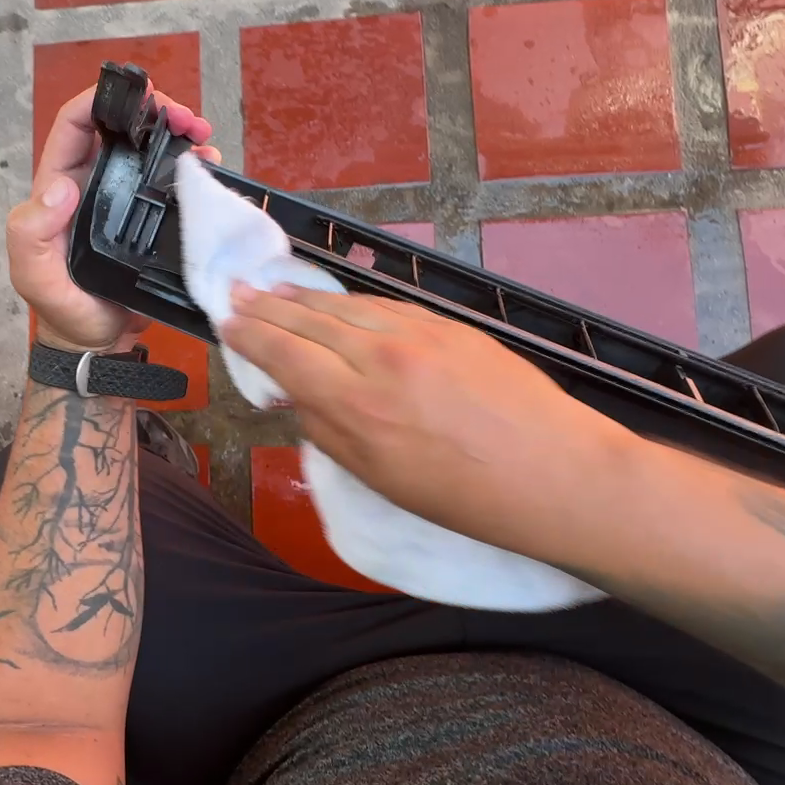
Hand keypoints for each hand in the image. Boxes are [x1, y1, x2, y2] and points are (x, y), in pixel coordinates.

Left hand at [11, 84, 219, 352]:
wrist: (98, 343)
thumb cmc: (62, 309)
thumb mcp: (35, 276)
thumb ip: (33, 234)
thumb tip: (60, 189)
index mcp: (59, 186)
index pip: (76, 125)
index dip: (103, 100)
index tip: (143, 96)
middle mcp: (92, 184)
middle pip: (122, 130)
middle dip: (155, 114)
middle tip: (190, 121)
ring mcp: (123, 201)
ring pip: (150, 152)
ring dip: (178, 138)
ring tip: (206, 141)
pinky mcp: (149, 219)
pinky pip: (170, 184)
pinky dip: (191, 172)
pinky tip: (211, 172)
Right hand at [219, 284, 635, 539]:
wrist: (558, 474)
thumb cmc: (463, 495)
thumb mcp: (378, 478)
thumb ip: (326, 427)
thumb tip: (293, 392)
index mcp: (357, 403)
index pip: (284, 354)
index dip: (250, 335)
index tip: (227, 322)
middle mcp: (381, 356)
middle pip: (307, 320)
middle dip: (266, 305)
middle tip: (237, 291)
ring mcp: (418, 333)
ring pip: (344, 304)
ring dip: (303, 296)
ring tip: (274, 288)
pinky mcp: (450, 325)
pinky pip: (384, 305)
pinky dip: (349, 301)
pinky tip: (336, 299)